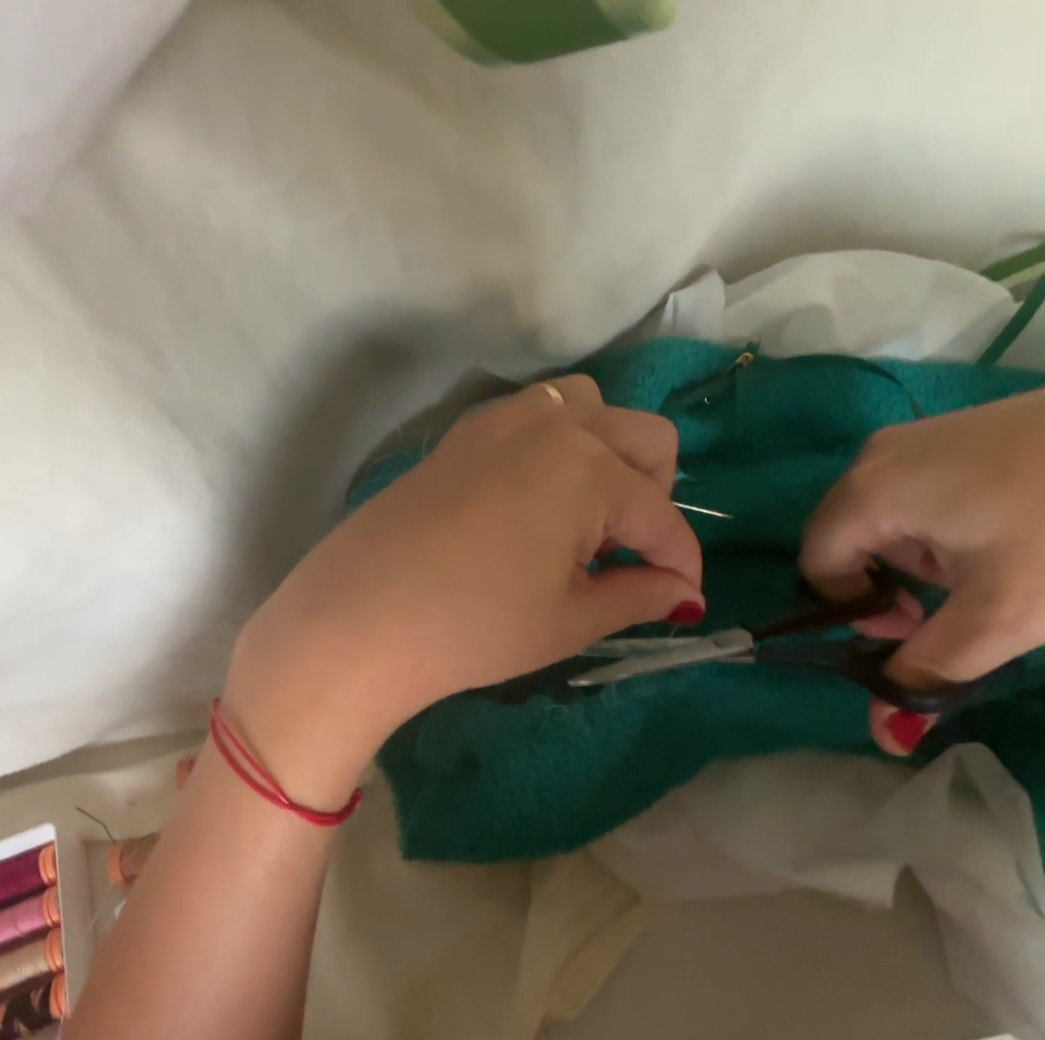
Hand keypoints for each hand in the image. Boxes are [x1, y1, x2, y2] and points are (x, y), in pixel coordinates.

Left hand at [224, 376, 704, 803]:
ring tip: (583, 516)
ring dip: (607, 452)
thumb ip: (636, 596)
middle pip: (644, 438)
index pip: (662, 517)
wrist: (360, 617)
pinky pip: (533, 415)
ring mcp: (502, 420)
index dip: (681, 563)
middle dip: (654, 495)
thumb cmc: (473, 628)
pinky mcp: (463, 432)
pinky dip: (555, 444)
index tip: (684, 599)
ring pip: (587, 407)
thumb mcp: (566, 620)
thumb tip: (681, 593)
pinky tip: (533, 501)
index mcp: (589, 470)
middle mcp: (554, 426)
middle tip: (627, 554)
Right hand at [801, 366, 1044, 754]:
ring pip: (883, 514)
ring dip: (914, 558)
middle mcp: (877, 454)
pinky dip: (939, 523)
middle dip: (884, 586)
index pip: (817, 565)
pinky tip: (1007, 528)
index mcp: (868, 491)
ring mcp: (919, 434)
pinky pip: (916, 488)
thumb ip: (929, 674)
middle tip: (950, 607)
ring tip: (989, 567)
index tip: (920, 628)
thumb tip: (884, 739)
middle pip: (845, 538)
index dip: (854, 612)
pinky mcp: (959, 427)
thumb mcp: (1000, 616)